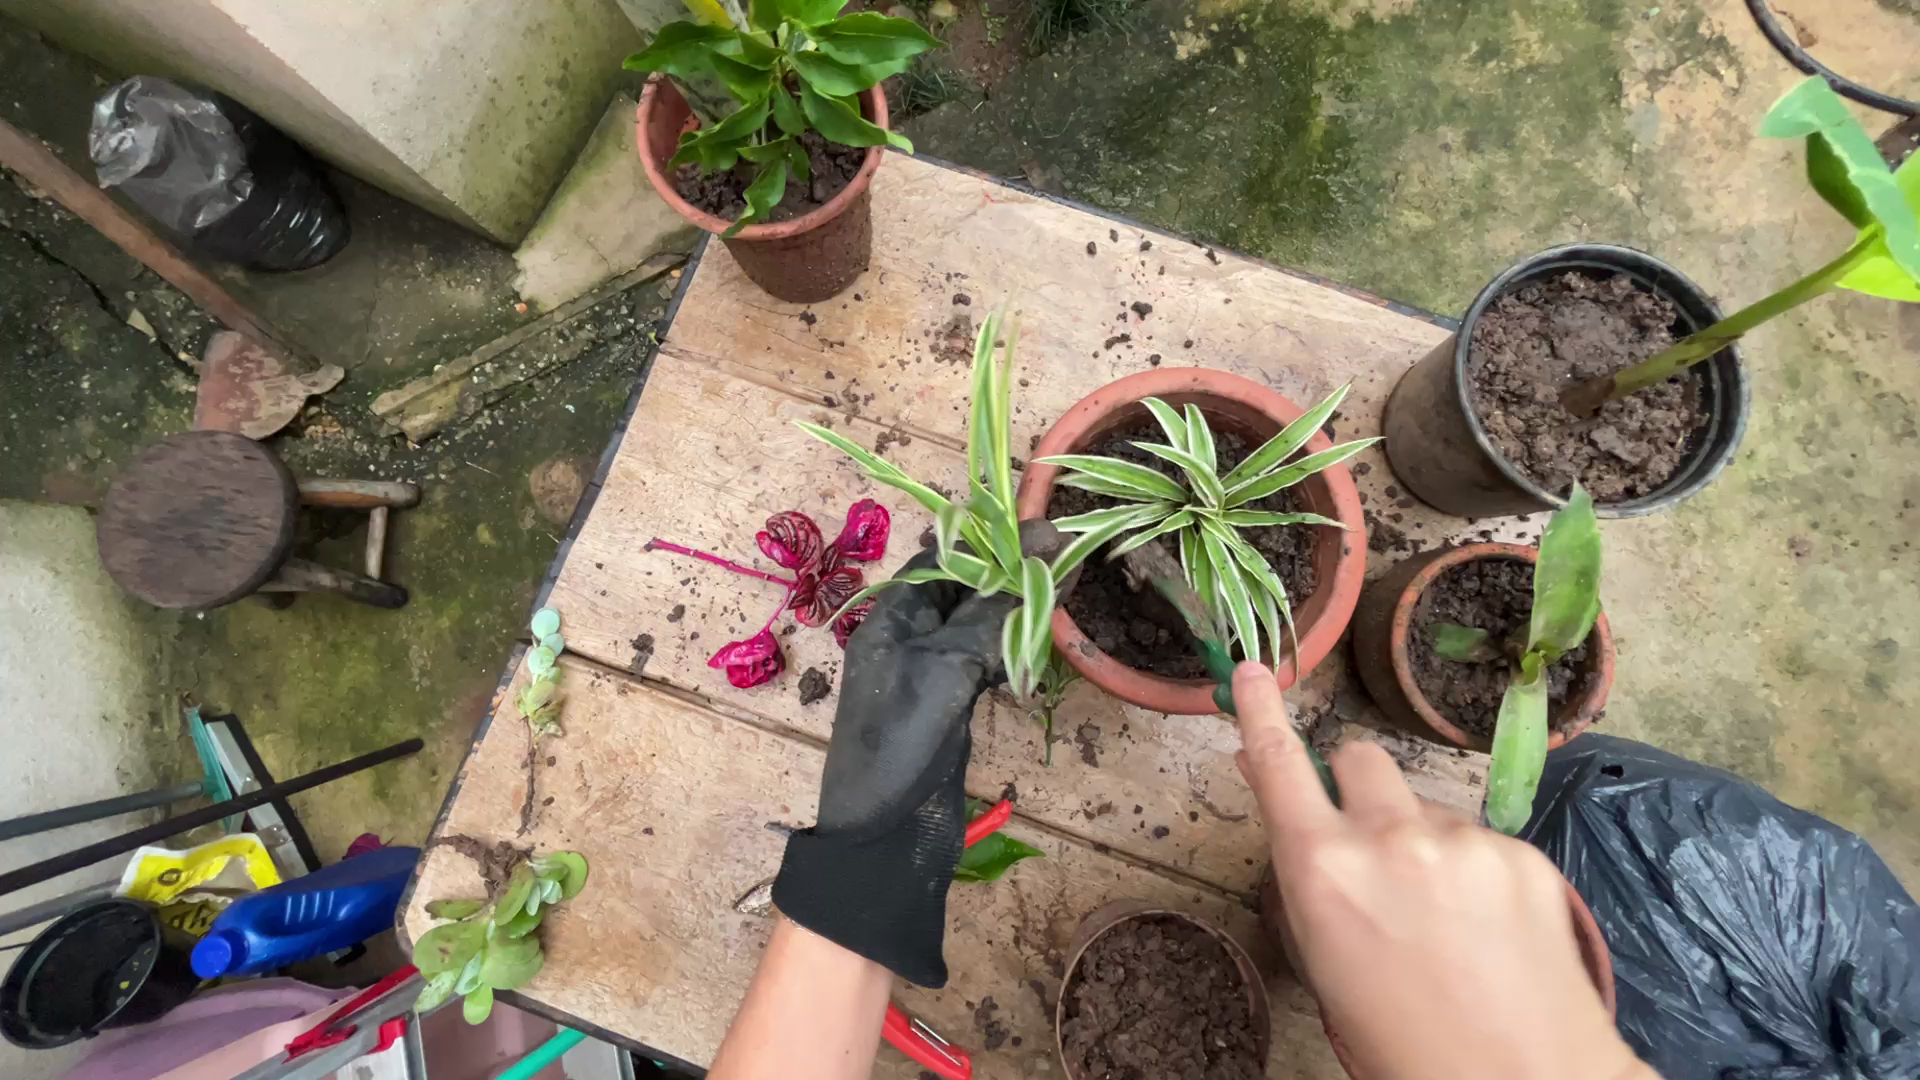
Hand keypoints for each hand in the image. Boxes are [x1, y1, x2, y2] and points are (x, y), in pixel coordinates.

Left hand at [773, 521, 1066, 986]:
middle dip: (1009, 570)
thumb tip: (1042, 542)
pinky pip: (984, 658)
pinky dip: (1011, 646)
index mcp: (891, 618)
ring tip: (1063, 584)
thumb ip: (992, 607)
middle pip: (963, 588)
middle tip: (1064, 552)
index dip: (985, 539)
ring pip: (978, 622)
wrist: (887, 837)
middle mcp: (907, 636)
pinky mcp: (951, 700)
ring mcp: (930, 670)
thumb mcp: (946, 663)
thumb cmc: (903, 739)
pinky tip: (1040, 637)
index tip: (1035, 524)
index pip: (940, 559)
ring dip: (1015, 606)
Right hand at [1229, 662, 1653, 1079]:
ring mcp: (1461, 840)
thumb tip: (1269, 779)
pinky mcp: (1522, 854)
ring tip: (1443, 910)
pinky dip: (1469, 865)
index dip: (1259, 712)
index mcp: (1322, 867)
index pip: (1279, 764)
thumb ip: (1297, 854)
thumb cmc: (1393, 1032)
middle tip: (1370, 841)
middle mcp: (1388, 837)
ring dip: (1417, 833)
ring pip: (1420, 801)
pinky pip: (1474, 834)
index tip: (1253, 670)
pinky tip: (1488, 925)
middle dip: (1354, 786)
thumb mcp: (1320, 942)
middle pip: (1358, 758)